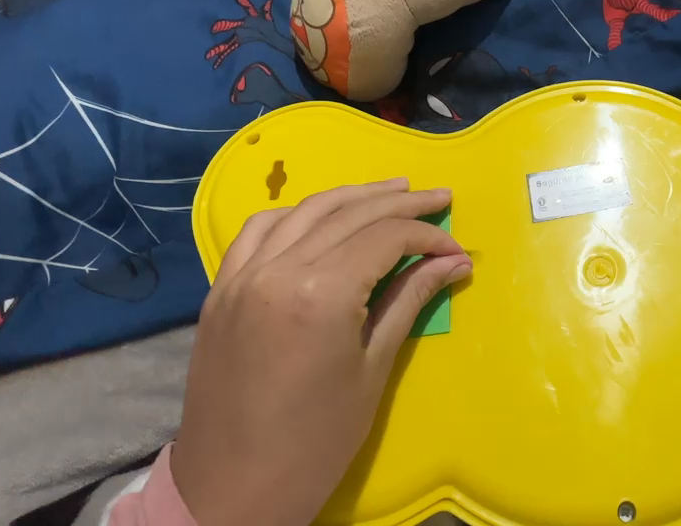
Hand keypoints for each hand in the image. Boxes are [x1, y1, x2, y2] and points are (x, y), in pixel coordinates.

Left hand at [171, 180, 469, 525]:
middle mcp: (278, 269)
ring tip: (395, 189)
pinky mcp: (222, 287)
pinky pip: (260, 229)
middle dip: (403, 203)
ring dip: (355, 195)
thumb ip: (410, 299)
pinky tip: (324, 215)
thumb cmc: (314, 442)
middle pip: (352, 213)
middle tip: (441, 197)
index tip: (458, 251)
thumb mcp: (374, 369)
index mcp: (319, 293)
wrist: (229, 493)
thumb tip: (455, 262)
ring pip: (308, 210)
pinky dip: (299, 213)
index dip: (428, 237)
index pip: (386, 238)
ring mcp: (243, 275)